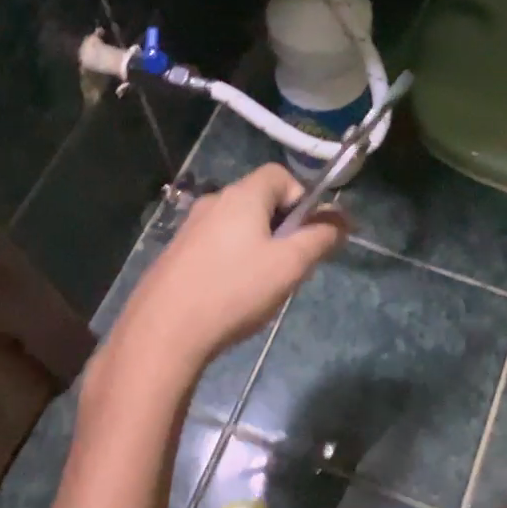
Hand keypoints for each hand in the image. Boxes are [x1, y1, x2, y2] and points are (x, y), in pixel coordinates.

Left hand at [111, 164, 347, 369]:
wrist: (164, 332)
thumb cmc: (235, 291)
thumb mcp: (289, 266)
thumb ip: (320, 238)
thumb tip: (342, 219)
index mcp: (241, 196)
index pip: (279, 174)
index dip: (302, 198)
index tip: (307, 234)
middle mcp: (212, 203)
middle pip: (259, 201)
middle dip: (282, 228)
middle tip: (289, 267)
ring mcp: (189, 229)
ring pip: (237, 228)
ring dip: (258, 249)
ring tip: (261, 288)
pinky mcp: (175, 256)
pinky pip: (216, 248)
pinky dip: (232, 264)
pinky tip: (231, 298)